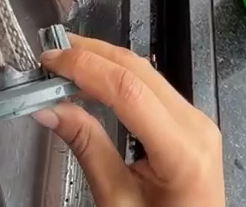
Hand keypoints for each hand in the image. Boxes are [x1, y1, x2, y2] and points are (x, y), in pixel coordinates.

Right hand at [34, 33, 224, 206]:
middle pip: (137, 70)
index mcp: (184, 151)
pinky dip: (117, 75)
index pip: (128, 90)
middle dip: (90, 54)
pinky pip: (151, 85)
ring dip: (102, 60)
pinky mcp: (190, 121)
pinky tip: (93, 78)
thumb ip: (87, 149)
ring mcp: (197, 120)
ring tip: (65, 61)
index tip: (50, 60)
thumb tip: (48, 108)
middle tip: (51, 55)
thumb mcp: (119, 203)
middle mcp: (196, 125)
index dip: (85, 67)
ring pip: (144, 71)